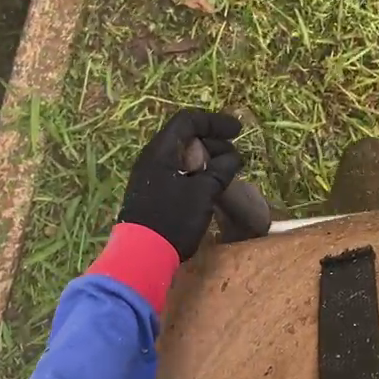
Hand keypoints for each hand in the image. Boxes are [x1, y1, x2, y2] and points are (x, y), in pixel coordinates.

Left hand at [119, 109, 244, 259]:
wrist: (141, 257)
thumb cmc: (173, 219)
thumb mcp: (203, 192)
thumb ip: (220, 170)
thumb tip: (233, 157)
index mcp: (161, 151)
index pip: (188, 121)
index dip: (215, 122)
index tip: (237, 131)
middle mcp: (152, 157)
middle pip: (185, 136)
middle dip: (213, 141)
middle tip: (234, 154)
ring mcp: (150, 175)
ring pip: (182, 155)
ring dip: (206, 158)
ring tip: (226, 171)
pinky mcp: (151, 192)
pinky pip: (177, 170)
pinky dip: (196, 171)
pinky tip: (210, 185)